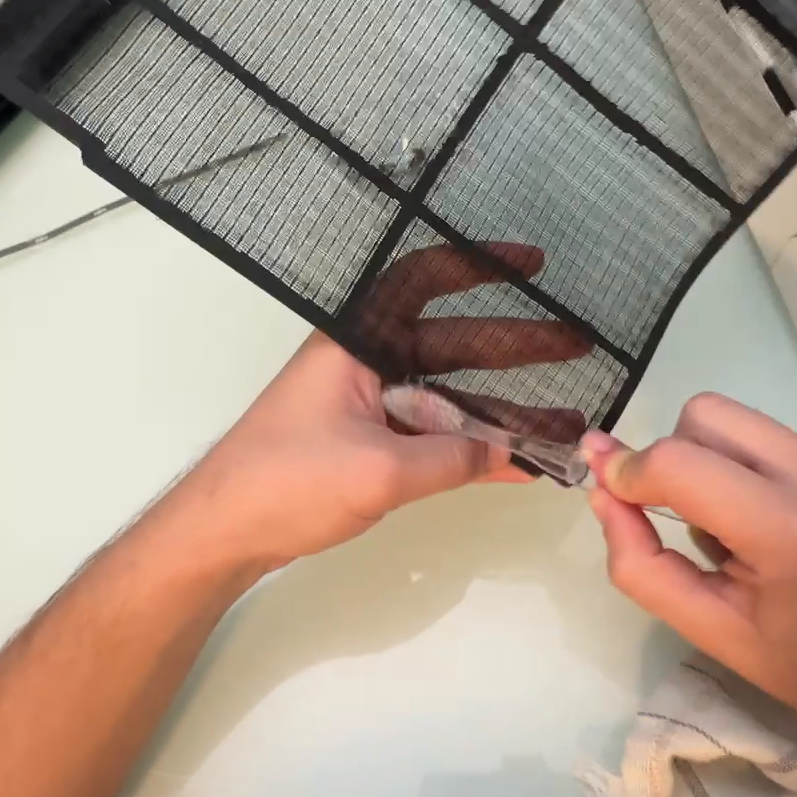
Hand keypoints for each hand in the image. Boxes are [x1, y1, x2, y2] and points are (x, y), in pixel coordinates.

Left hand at [147, 243, 592, 572]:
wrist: (223, 531)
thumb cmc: (282, 483)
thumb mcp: (379, 470)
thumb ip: (451, 458)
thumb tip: (505, 452)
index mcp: (358, 343)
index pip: (422, 280)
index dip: (479, 265)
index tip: (531, 264)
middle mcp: (365, 364)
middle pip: (453, 343)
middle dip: (515, 348)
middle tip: (574, 345)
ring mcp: (367, 405)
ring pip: (448, 397)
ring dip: (501, 411)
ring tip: (564, 421)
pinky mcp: (367, 442)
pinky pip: (431, 435)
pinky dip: (469, 448)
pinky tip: (516, 464)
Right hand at [582, 394, 796, 749]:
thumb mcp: (711, 631)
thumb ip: (640, 562)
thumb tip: (601, 493)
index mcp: (791, 530)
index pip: (677, 461)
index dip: (627, 472)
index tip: (609, 498)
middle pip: (702, 415)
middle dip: (669, 457)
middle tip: (679, 520)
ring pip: (732, 420)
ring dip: (704, 461)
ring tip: (730, 530)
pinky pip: (765, 440)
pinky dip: (741, 470)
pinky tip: (765, 526)